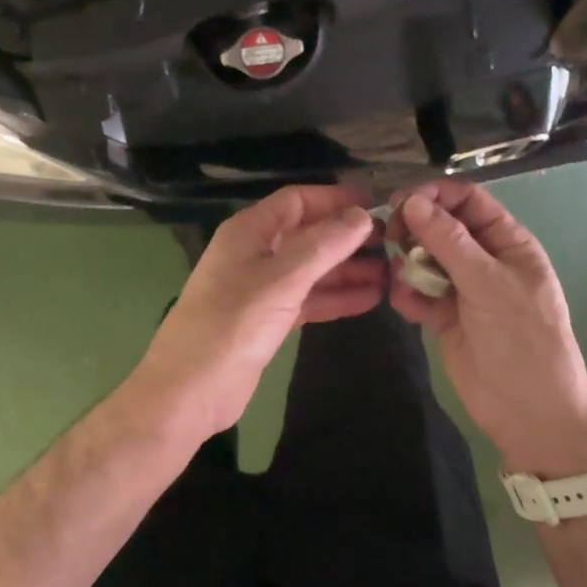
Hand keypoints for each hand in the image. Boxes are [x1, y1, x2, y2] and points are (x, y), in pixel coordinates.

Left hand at [130, 185, 383, 440]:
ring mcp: (260, 288)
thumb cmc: (233, 322)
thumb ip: (323, 245)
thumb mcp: (282, 278)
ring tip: (392, 272)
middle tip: (394, 243)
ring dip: (347, 269)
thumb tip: (362, 216)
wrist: (191, 388)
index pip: (296, 201)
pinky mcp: (267, 320)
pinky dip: (335, 298)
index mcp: (248, 231)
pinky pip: (308, 299)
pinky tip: (370, 299)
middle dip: (347, 237)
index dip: (335, 199)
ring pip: (311, 270)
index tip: (378, 205)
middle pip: (307, 234)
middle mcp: (254, 253)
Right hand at [386, 180, 586, 475]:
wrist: (527, 410)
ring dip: (407, 264)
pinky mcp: (443, 317)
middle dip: (414, 229)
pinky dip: (407, 295)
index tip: (399, 202)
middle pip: (440, 227)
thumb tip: (411, 200)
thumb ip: (448, 240)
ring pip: (423, 259)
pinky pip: (416, 293)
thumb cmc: (521, 338)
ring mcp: (463, 289)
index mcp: (508, 243)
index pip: (468, 202)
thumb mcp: (488, 283)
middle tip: (390, 237)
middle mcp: (484, 260)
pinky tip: (406, 306)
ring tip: (401, 279)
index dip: (435, 196)